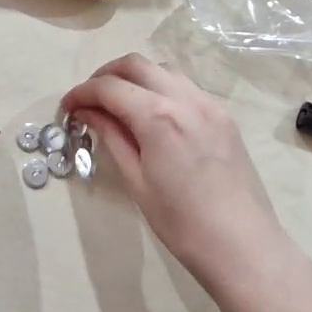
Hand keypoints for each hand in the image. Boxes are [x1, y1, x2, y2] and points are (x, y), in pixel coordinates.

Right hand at [61, 54, 291, 295]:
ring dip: (136, 78)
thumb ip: (112, 137)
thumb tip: (88, 113)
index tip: (67, 107)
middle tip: (90, 100)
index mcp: (158, 117)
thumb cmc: (182, 224)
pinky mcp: (224, 117)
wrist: (243, 247)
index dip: (82, 93)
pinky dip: (161, 89)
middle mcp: (185, 99)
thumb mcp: (136, 181)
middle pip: (137, 65)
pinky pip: (186, 87)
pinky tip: (152, 115)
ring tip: (119, 104)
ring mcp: (210, 105)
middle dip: (106, 75)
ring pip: (164, 71)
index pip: (110, 87)